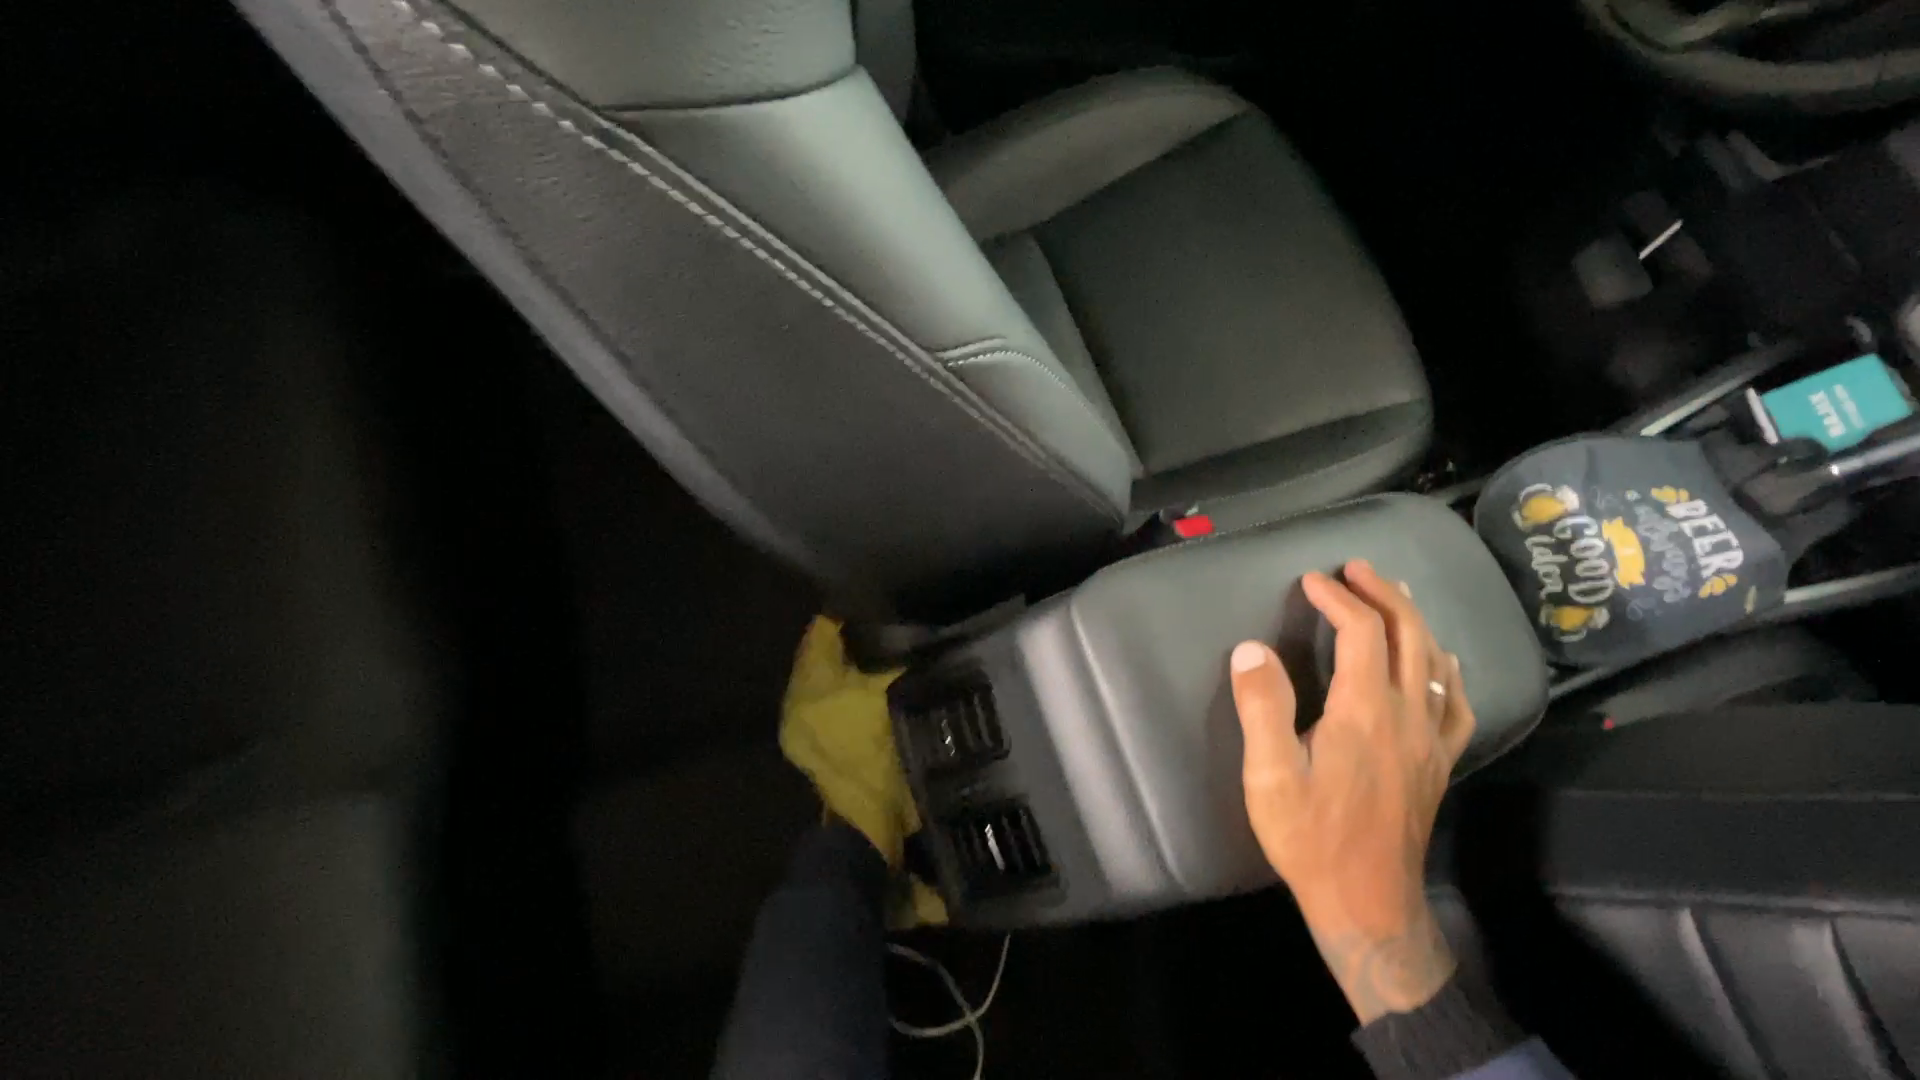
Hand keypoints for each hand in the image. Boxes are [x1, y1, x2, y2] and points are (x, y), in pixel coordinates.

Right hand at [1229, 559, 1475, 1023]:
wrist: (1367, 901)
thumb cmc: (1311, 836)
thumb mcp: (1269, 774)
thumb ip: (1262, 707)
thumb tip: (1251, 649)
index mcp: (1365, 711)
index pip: (1362, 633)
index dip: (1338, 598)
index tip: (1311, 580)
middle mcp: (1408, 715)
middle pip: (1410, 635)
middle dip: (1384, 593)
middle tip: (1357, 568)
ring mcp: (1431, 740)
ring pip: (1437, 662)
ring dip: (1415, 621)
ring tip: (1395, 597)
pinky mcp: (1439, 763)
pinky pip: (1457, 704)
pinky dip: (1448, 671)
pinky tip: (1441, 664)